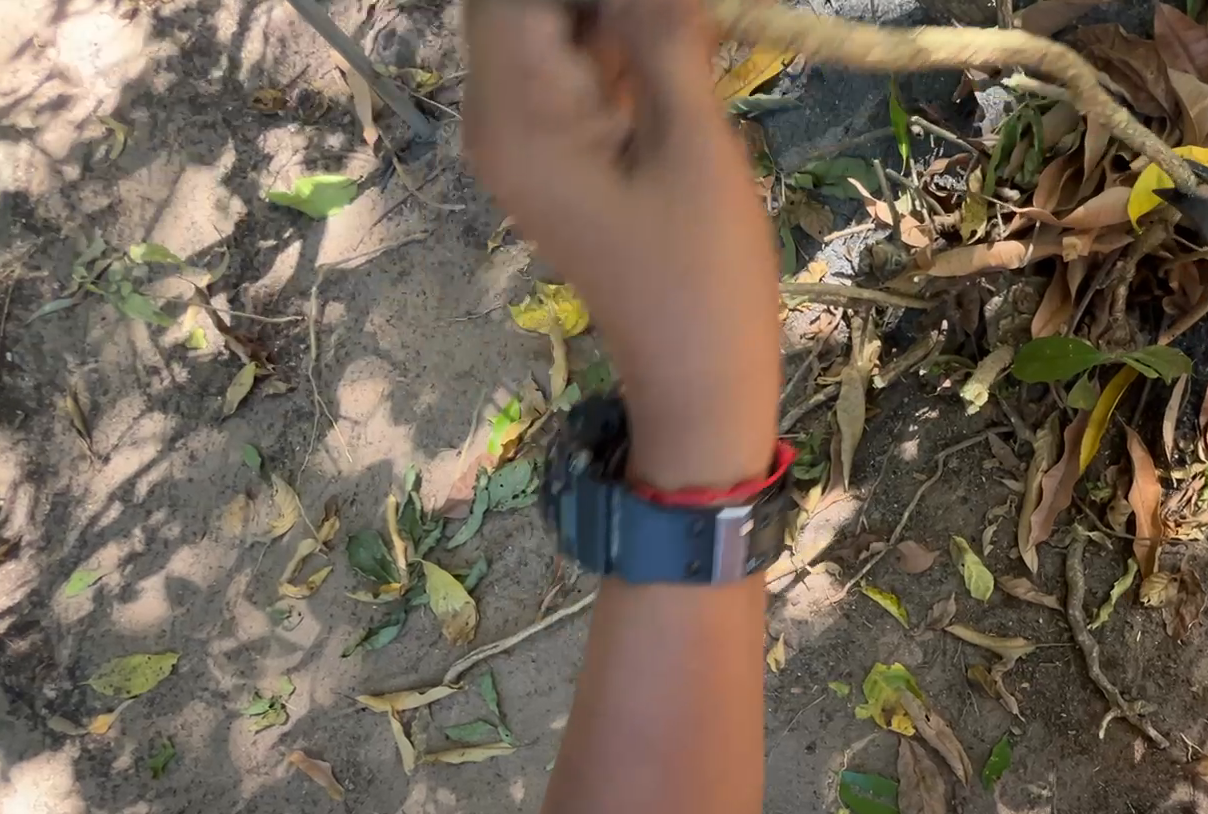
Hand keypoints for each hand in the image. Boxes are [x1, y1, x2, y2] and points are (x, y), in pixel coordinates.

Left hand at [464, 0, 779, 488]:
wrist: (702, 380)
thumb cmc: (706, 280)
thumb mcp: (693, 149)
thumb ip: (665, 36)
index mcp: (517, 116)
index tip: (675, 0)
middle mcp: (501, 122)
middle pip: (530, 4)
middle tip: (690, 15)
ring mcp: (532, 148)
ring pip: (560, 35)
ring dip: (624, 17)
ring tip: (693, 28)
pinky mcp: (567, 168)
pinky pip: (583, 82)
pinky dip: (627, 55)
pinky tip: (682, 50)